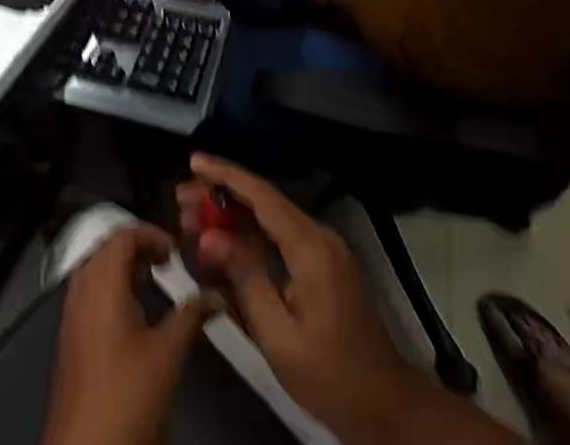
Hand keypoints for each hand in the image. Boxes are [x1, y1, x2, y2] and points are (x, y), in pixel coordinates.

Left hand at [44, 226, 212, 444]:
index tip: (177, 252)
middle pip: (106, 249)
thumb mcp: (168, 356)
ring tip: (156, 285)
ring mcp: (72, 312)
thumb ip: (190, 317)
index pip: (121, 236)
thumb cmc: (129, 396)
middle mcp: (81, 290)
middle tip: (169, 266)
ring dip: (125, 269)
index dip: (150, 234)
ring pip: (97, 270)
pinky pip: (90, 293)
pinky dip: (113, 289)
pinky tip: (136, 314)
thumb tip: (216, 295)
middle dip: (138, 249)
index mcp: (101, 285)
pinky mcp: (71, 334)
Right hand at [176, 155, 411, 432]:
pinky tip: (221, 244)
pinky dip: (247, 235)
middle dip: (219, 197)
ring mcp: (323, 251)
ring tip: (191, 220)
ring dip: (230, 216)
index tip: (193, 162)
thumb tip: (208, 237)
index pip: (262, 197)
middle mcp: (320, 239)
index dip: (225, 176)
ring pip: (268, 218)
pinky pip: (278, 237)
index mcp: (312, 250)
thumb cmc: (331, 376)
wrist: (388, 408)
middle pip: (263, 203)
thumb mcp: (277, 334)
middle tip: (180, 202)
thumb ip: (243, 278)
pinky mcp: (321, 265)